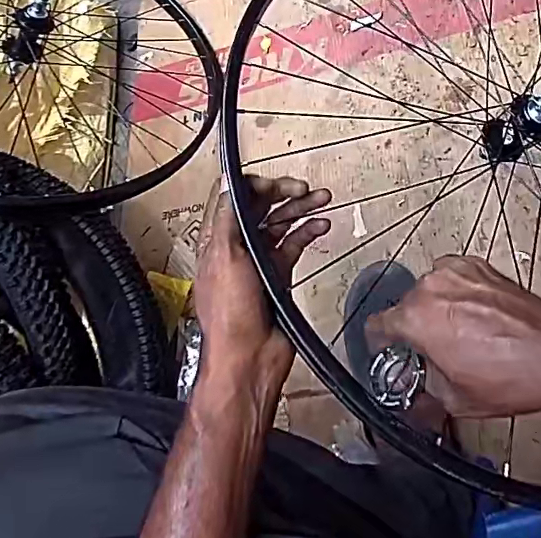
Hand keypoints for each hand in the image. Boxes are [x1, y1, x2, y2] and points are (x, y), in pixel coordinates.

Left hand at [193, 174, 330, 390]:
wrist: (249, 358)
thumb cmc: (230, 314)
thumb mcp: (225, 256)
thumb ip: (228, 217)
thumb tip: (228, 182)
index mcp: (218, 238)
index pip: (234, 196)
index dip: (255, 185)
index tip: (275, 184)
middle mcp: (238, 245)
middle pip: (261, 206)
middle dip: (283, 192)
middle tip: (303, 188)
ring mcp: (259, 259)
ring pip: (281, 222)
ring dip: (301, 208)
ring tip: (321, 198)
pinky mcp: (278, 272)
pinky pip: (295, 243)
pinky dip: (308, 230)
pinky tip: (320, 224)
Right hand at [371, 255, 540, 418]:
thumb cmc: (511, 373)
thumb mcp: (454, 399)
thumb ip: (422, 393)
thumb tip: (415, 399)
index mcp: (416, 318)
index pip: (377, 324)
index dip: (379, 342)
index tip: (386, 349)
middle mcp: (431, 286)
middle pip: (406, 306)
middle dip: (414, 328)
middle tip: (431, 351)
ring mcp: (455, 271)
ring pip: (430, 289)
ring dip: (436, 307)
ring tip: (460, 334)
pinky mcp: (477, 265)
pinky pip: (453, 277)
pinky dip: (458, 293)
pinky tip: (475, 318)